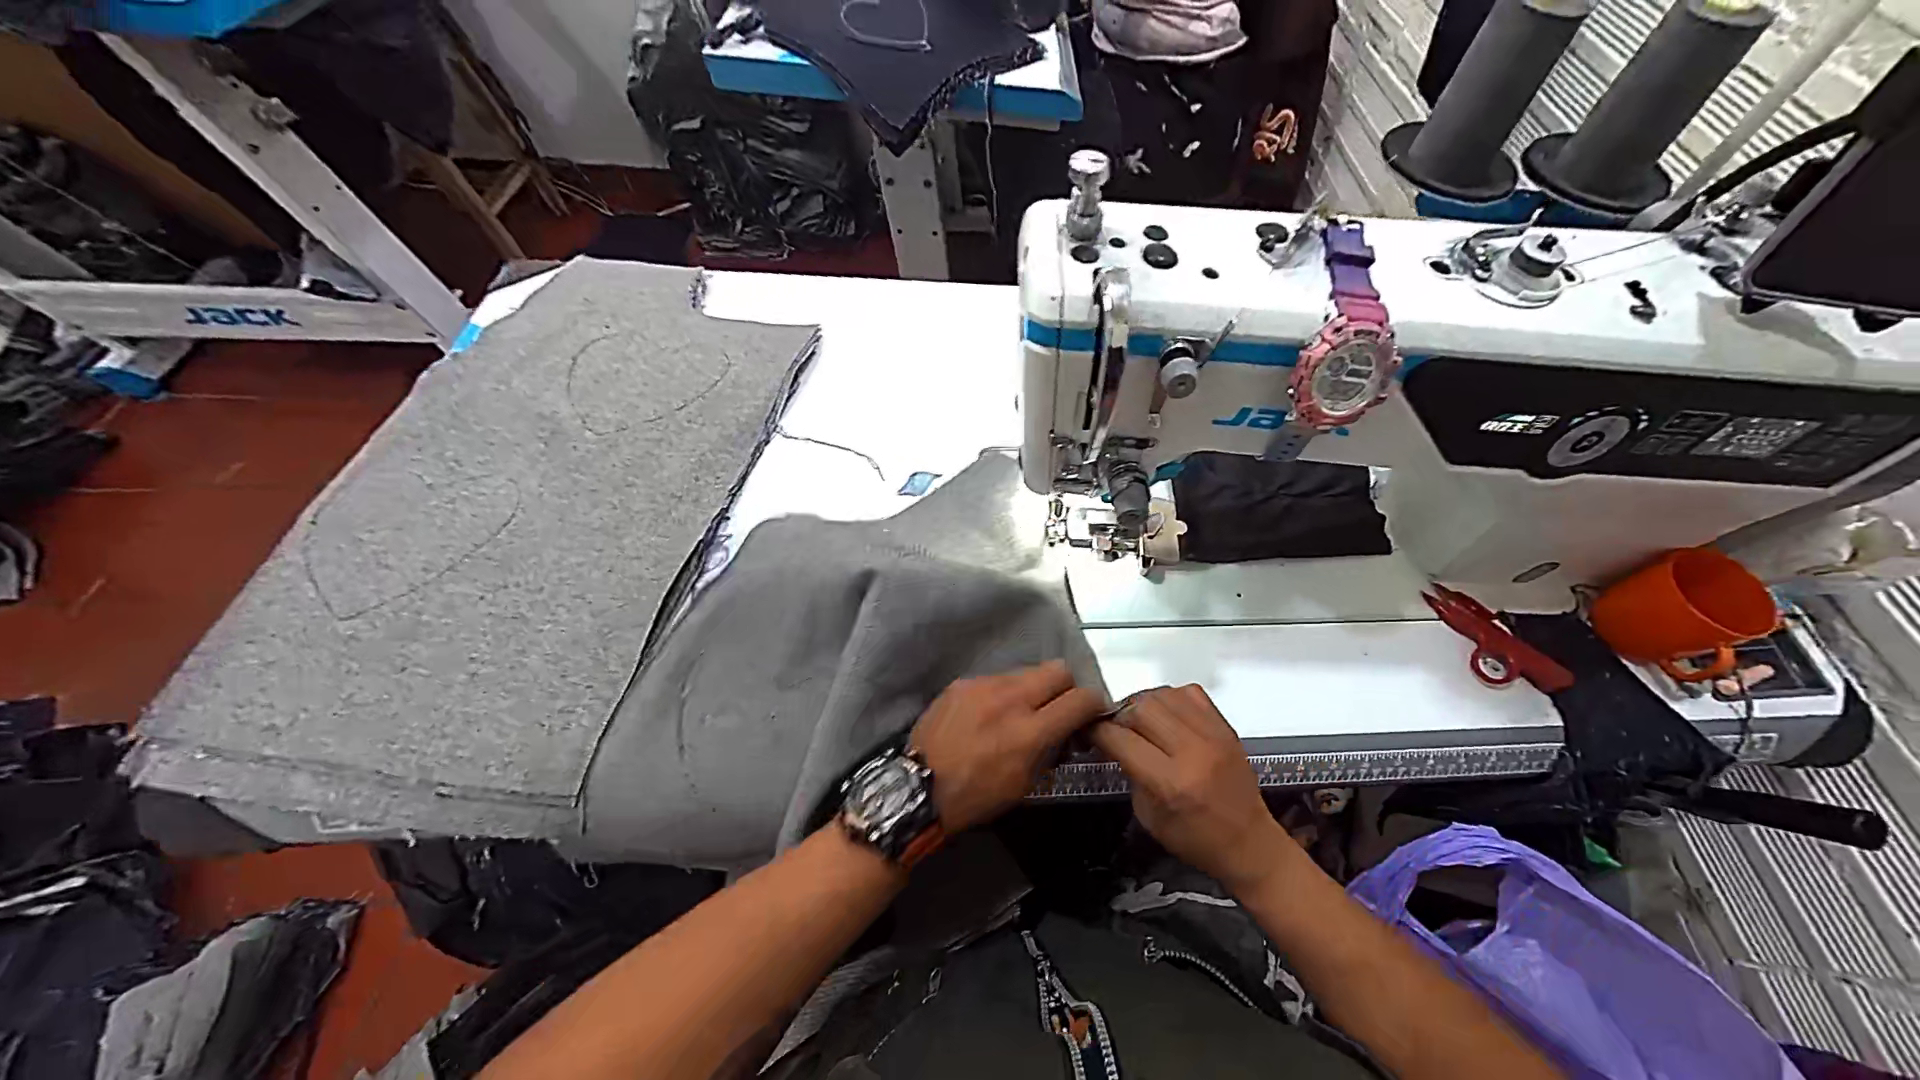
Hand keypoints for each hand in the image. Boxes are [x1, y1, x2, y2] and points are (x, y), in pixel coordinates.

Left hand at [910, 661, 1105, 832]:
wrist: (918, 787)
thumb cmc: (975, 796)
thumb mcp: (1025, 784)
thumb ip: (1051, 749)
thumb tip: (1068, 731)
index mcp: (1030, 731)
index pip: (1082, 699)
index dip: (1094, 706)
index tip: (1088, 717)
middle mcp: (1010, 698)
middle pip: (1059, 670)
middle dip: (1066, 688)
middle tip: (1056, 710)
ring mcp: (983, 685)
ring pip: (1026, 671)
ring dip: (1031, 690)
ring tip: (1017, 714)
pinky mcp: (962, 682)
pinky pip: (995, 679)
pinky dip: (1001, 694)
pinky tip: (987, 714)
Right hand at [1089, 685, 1292, 893]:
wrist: (1249, 844)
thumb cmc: (1195, 839)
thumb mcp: (1147, 814)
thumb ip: (1129, 771)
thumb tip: (1111, 739)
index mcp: (1170, 782)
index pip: (1120, 738)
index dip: (1097, 731)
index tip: (1089, 731)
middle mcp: (1193, 752)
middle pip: (1140, 708)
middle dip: (1120, 716)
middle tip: (1117, 729)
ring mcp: (1213, 735)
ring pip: (1163, 694)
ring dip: (1143, 704)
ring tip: (1142, 723)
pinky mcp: (1226, 728)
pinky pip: (1190, 693)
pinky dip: (1171, 699)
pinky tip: (1167, 717)